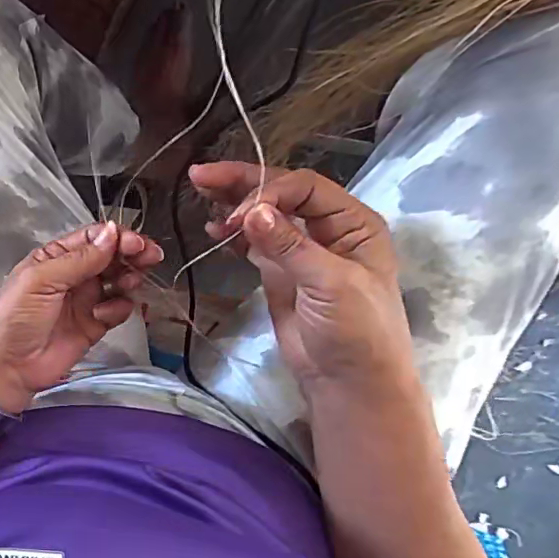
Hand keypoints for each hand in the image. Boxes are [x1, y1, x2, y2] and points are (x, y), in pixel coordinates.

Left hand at [0, 221, 163, 412]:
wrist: (9, 367)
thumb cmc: (16, 318)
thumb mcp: (41, 280)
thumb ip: (79, 259)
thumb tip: (112, 233)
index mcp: (56, 258)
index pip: (93, 239)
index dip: (116, 237)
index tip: (136, 243)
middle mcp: (74, 275)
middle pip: (112, 257)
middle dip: (132, 254)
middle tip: (150, 257)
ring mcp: (86, 300)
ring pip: (119, 281)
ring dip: (129, 278)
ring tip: (128, 284)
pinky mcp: (96, 324)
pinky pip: (118, 309)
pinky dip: (119, 308)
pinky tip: (104, 315)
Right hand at [190, 162, 413, 389]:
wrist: (349, 383)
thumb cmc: (356, 332)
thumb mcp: (330, 284)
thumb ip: (290, 247)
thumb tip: (250, 212)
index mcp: (352, 223)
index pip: (305, 188)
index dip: (269, 192)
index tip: (239, 215)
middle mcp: (327, 229)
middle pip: (282, 194)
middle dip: (243, 183)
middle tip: (202, 174)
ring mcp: (301, 252)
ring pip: (265, 217)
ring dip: (234, 204)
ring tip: (201, 191)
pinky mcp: (280, 275)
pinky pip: (255, 245)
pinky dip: (235, 235)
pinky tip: (214, 227)